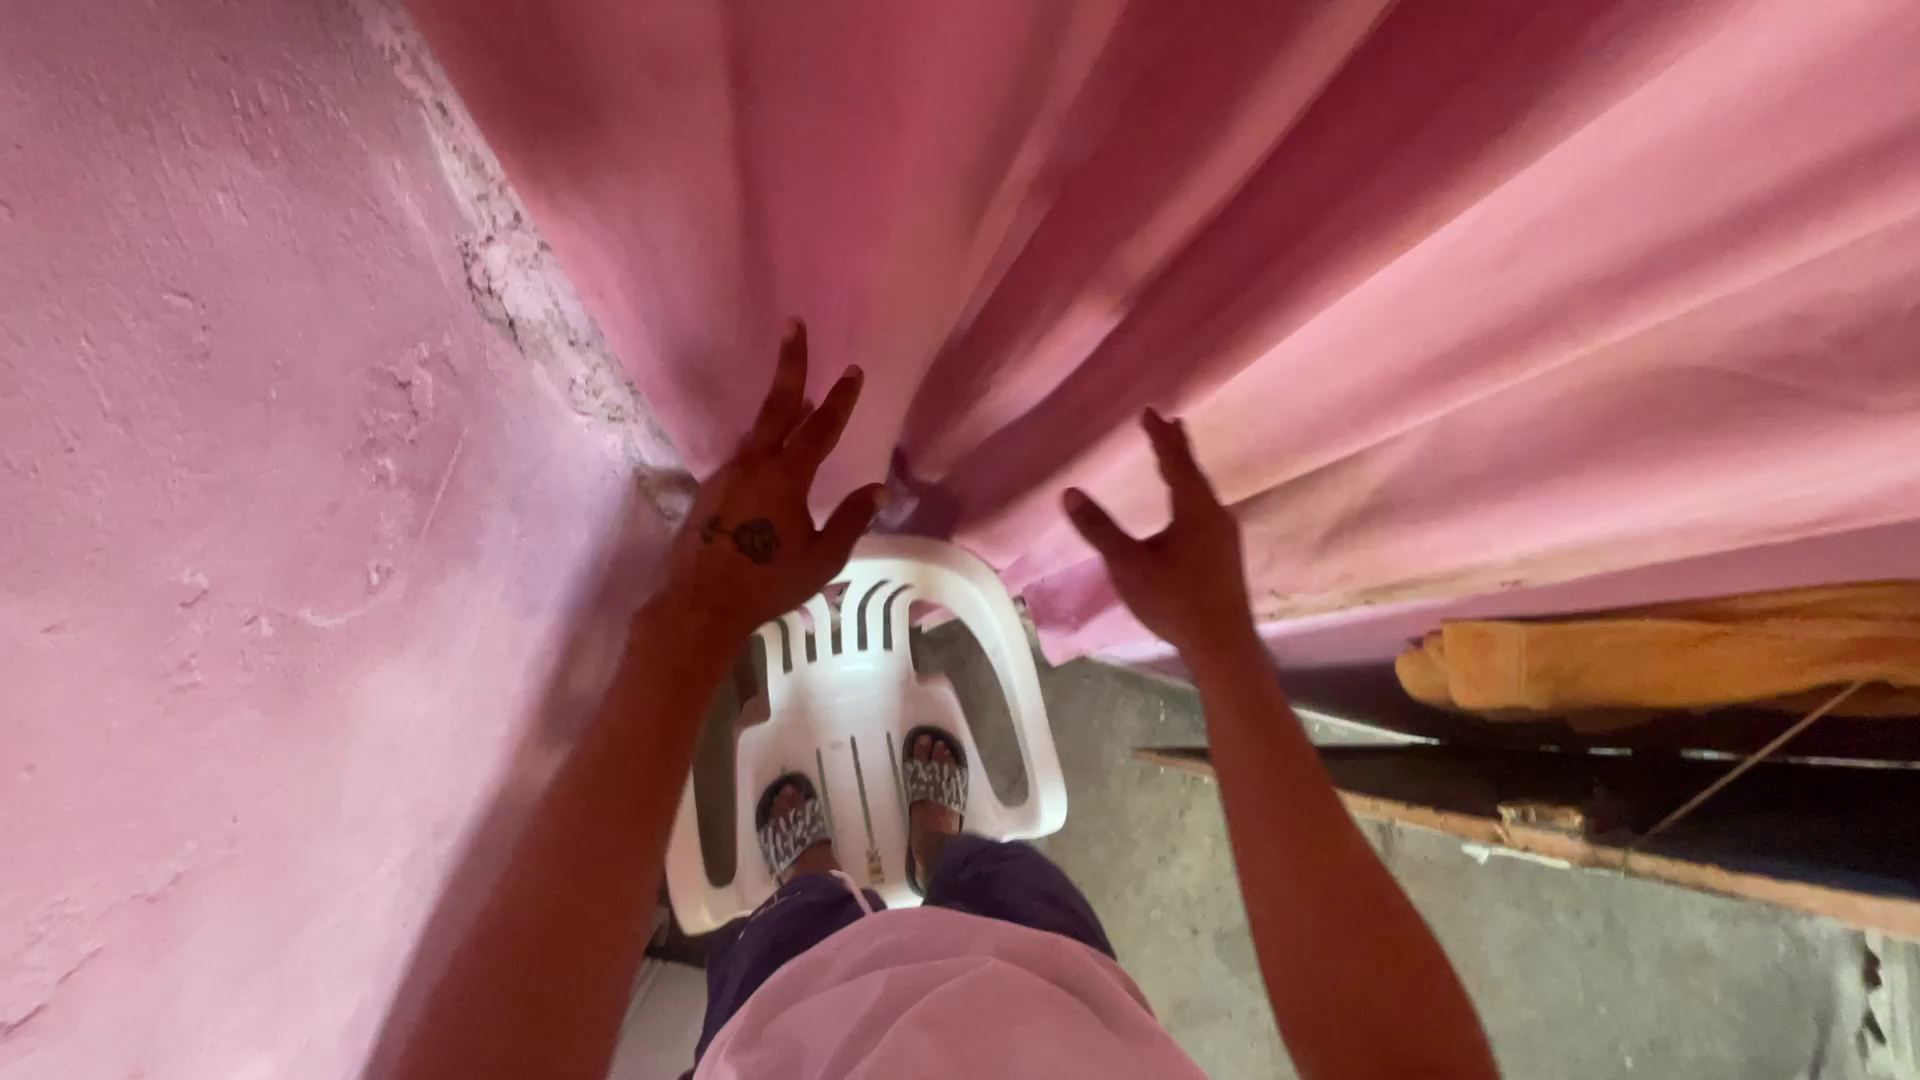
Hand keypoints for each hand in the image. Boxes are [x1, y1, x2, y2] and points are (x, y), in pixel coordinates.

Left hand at [653, 320, 883, 642]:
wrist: (700, 604)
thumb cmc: (768, 584)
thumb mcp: (822, 558)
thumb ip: (851, 520)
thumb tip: (878, 490)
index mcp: (785, 478)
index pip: (820, 428)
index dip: (840, 399)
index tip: (853, 371)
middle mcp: (753, 465)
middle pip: (777, 406)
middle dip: (790, 364)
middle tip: (794, 325)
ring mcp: (727, 474)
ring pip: (758, 432)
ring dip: (781, 409)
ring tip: (797, 396)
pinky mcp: (712, 489)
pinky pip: (745, 455)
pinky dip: (764, 442)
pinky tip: (773, 454)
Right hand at [1062, 409, 1251, 654]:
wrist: (1223, 645)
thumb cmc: (1174, 601)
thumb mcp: (1128, 565)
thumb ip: (1099, 529)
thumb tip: (1070, 493)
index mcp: (1195, 510)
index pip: (1176, 462)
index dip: (1161, 436)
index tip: (1151, 411)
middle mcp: (1216, 516)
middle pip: (1193, 475)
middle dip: (1176, 450)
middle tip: (1166, 425)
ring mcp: (1225, 538)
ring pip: (1201, 495)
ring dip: (1184, 474)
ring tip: (1171, 463)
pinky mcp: (1226, 557)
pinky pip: (1204, 513)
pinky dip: (1189, 497)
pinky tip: (1184, 512)